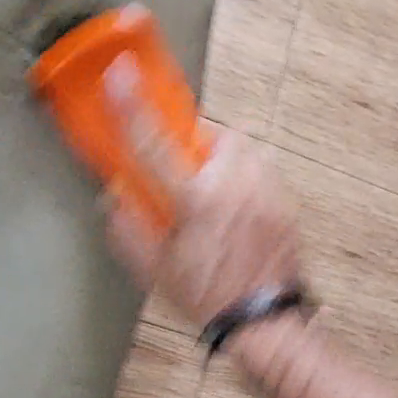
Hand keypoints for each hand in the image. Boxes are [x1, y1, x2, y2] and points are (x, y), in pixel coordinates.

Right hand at [102, 56, 303, 328]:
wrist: (265, 322)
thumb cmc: (210, 299)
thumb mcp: (155, 270)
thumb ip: (127, 227)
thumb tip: (112, 197)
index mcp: (195, 201)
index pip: (153, 142)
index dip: (131, 104)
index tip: (119, 74)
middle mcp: (234, 185)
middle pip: (209, 133)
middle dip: (194, 145)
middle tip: (184, 172)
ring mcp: (265, 190)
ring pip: (240, 148)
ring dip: (222, 160)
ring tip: (213, 194)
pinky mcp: (285, 201)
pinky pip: (261, 170)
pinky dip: (245, 180)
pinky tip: (238, 211)